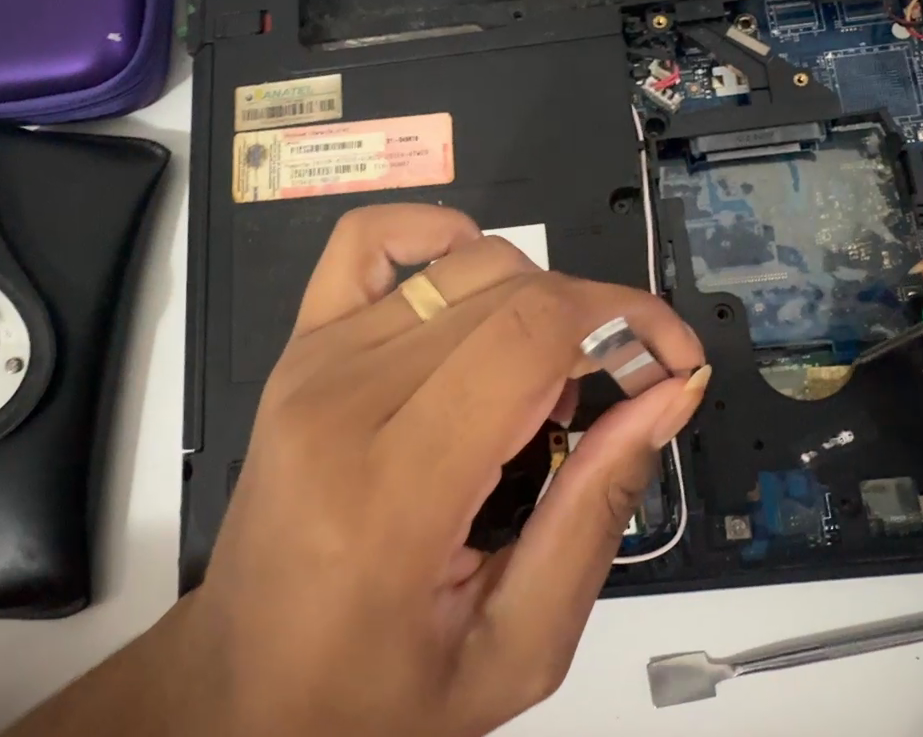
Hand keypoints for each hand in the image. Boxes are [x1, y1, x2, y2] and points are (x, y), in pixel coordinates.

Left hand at [6, 205, 708, 736]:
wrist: (247, 690)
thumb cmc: (376, 694)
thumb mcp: (515, 646)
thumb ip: (595, 513)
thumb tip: (665, 397)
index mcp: (394, 490)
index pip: (533, 336)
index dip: (628, 321)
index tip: (675, 362)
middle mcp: (344, 402)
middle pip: (510, 293)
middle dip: (599, 319)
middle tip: (627, 387)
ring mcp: (314, 363)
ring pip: (464, 265)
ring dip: (540, 297)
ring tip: (554, 375)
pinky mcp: (299, 349)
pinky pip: (367, 241)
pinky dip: (437, 232)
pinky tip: (478, 282)